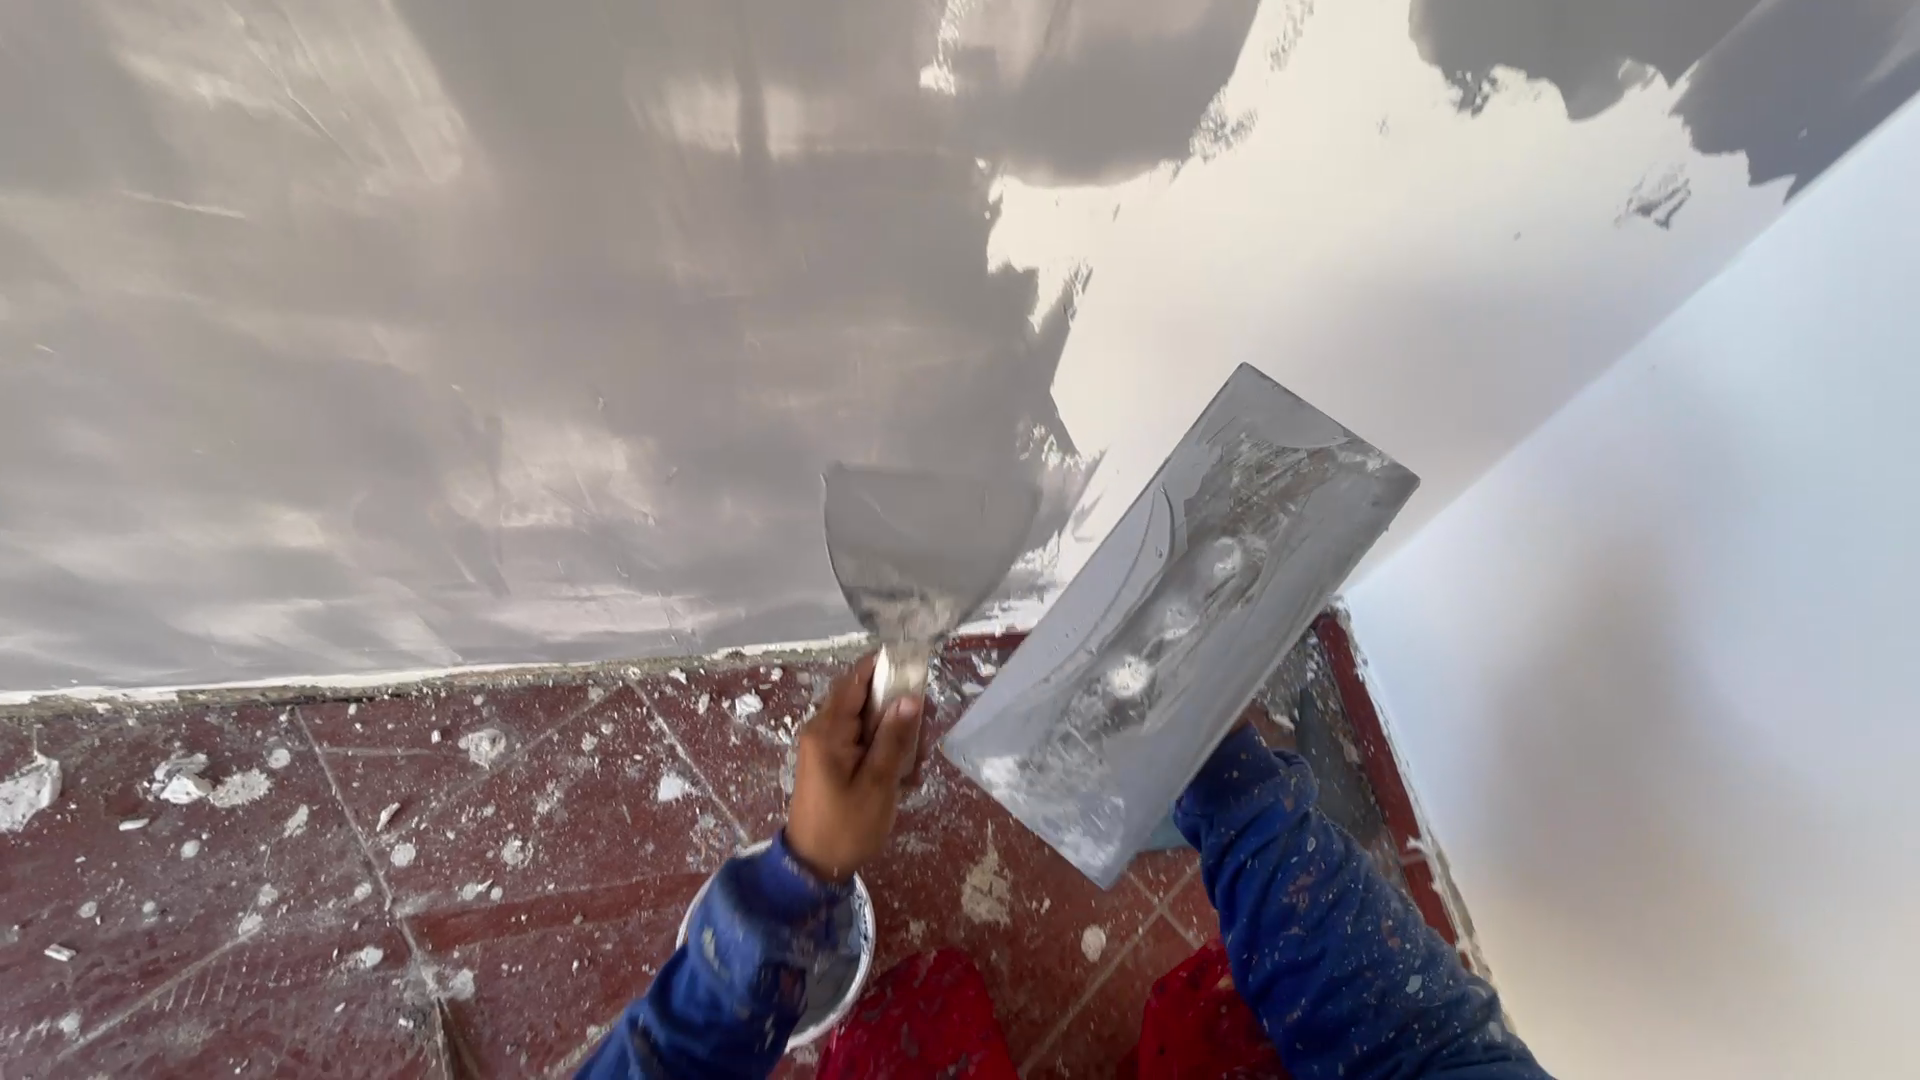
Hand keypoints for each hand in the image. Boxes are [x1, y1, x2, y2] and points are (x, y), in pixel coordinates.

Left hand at [785, 654, 924, 883]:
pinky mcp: (835, 761)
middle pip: (867, 700)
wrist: (814, 869)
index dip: (883, 667)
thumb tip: (911, 697)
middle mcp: (824, 730)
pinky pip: (864, 743)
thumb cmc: (846, 827)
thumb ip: (893, 738)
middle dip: (899, 713)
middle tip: (923, 740)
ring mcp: (829, 746)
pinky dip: (885, 754)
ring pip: (870, 723)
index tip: (914, 667)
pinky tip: (903, 779)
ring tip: (916, 768)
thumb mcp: (877, 783)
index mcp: (828, 730)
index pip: (855, 680)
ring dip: (896, 738)